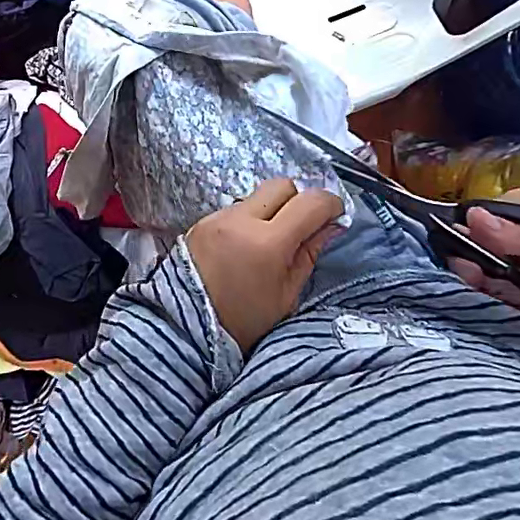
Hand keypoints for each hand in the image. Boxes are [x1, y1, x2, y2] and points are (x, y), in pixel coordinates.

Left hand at [186, 178, 344, 352]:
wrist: (185, 334)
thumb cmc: (243, 323)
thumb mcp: (286, 296)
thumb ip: (309, 253)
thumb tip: (331, 225)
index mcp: (267, 244)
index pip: (310, 202)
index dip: (330, 204)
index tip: (335, 216)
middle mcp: (240, 221)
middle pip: (282, 185)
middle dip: (298, 200)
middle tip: (301, 226)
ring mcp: (216, 219)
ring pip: (256, 196)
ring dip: (271, 211)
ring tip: (268, 242)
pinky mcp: (200, 222)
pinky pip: (235, 209)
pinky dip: (247, 221)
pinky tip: (244, 247)